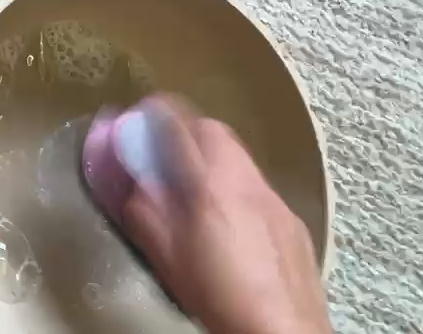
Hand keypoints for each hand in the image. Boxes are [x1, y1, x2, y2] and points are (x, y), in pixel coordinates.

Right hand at [117, 96, 330, 333]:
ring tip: (198, 179)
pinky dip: (238, 183)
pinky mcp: (292, 217)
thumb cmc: (214, 292)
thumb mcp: (162, 252)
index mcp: (206, 182)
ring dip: (213, 152)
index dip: (154, 110)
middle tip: (168, 146)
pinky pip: (258, 183)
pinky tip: (232, 216)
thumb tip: (130, 174)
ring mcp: (273, 196)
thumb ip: (141, 205)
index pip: (176, 122)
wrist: (281, 333)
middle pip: (211, 127)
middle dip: (186, 127)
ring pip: (238, 152)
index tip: (140, 114)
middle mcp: (242, 178)